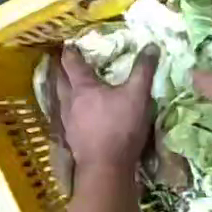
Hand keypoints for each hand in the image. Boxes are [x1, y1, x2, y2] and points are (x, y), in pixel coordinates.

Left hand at [56, 46, 156, 176]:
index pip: (72, 63)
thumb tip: (151, 45)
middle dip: (61, 70)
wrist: (106, 168)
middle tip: (63, 63)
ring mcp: (68, 123)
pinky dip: (71, 112)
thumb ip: (144, 70)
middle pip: (60, 81)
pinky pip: (67, 118)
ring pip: (61, 100)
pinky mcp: (72, 140)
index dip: (71, 51)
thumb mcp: (138, 95)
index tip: (70, 44)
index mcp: (83, 88)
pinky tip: (78, 116)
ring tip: (70, 87)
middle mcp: (69, 102)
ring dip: (63, 91)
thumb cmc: (120, 127)